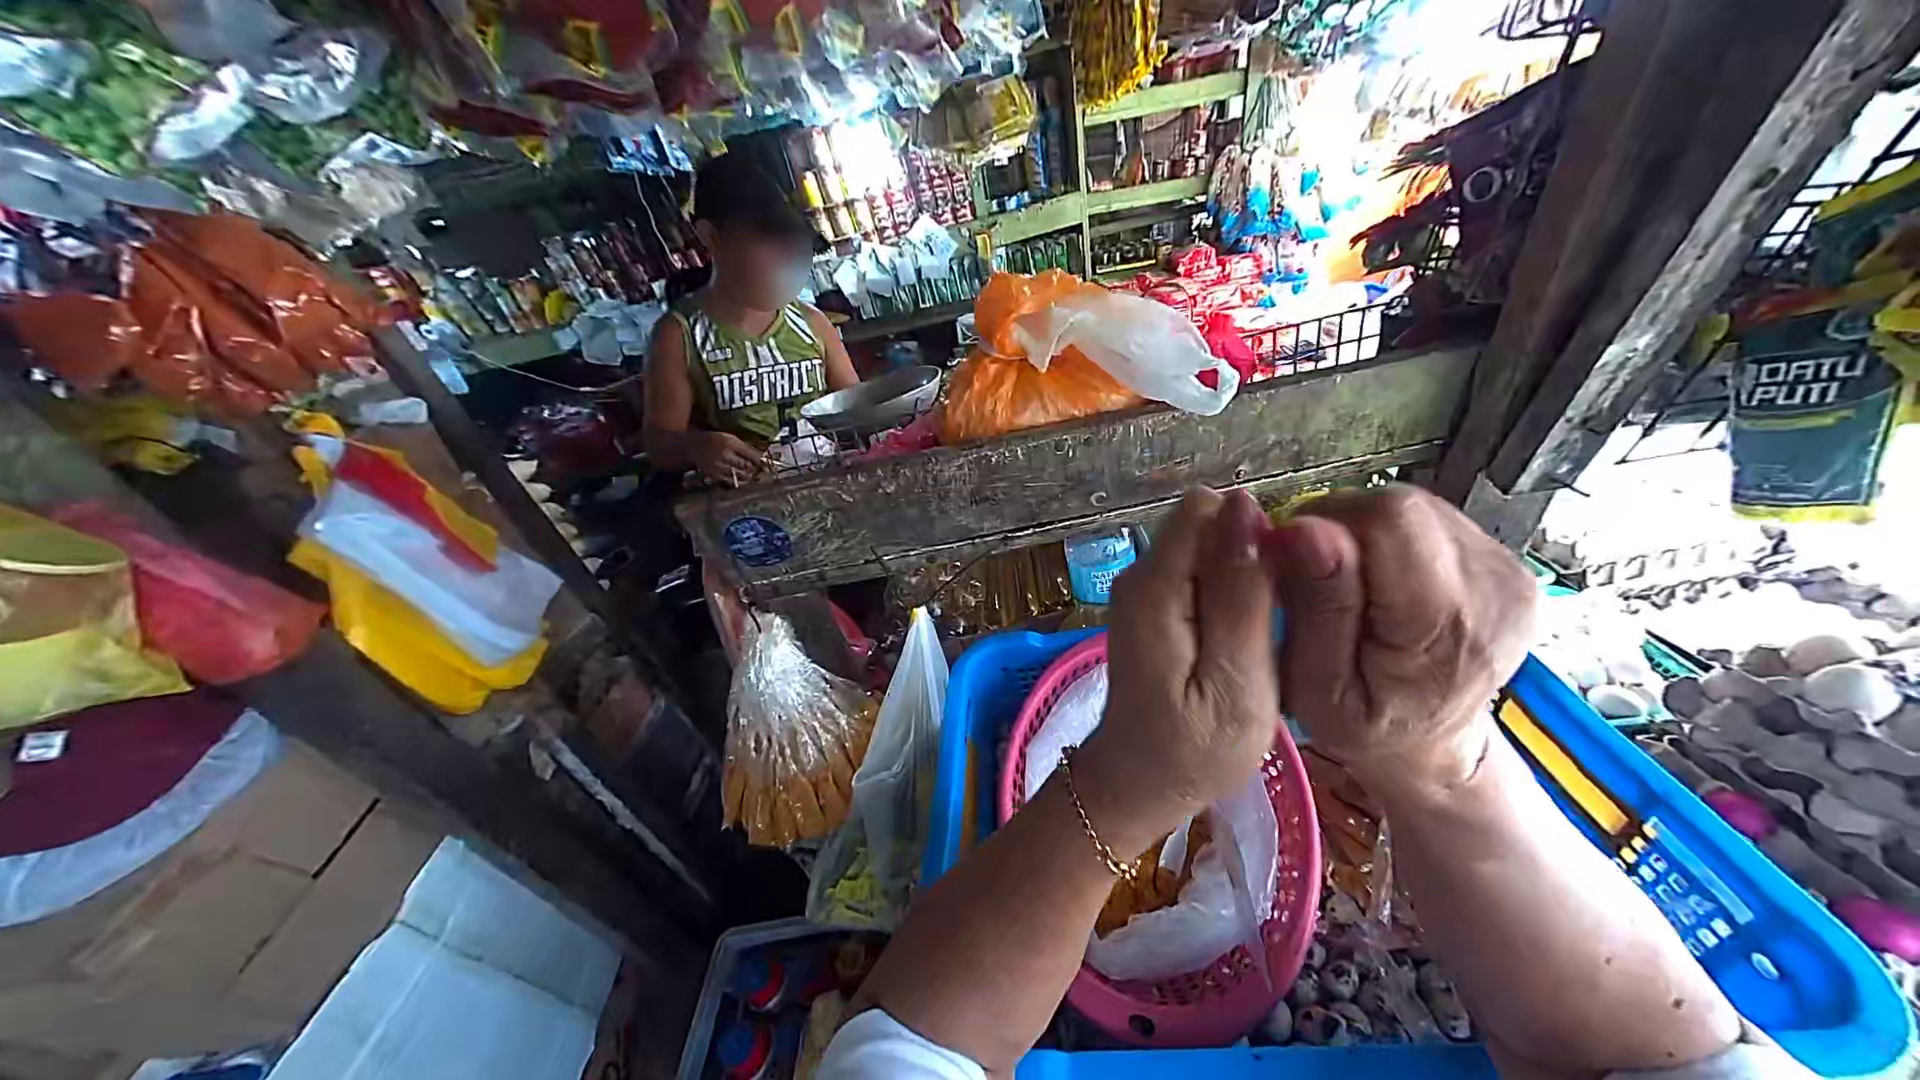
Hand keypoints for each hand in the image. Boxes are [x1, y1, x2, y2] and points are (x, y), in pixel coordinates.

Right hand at [689, 431, 764, 485]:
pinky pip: (732, 481)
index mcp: (730, 443)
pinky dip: (739, 481)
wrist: (693, 446)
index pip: (751, 454)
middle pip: (747, 466)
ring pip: (741, 475)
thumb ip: (745, 447)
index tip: (769, 465)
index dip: (762, 461)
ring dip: (749, 476)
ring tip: (753, 476)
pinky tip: (741, 479)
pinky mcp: (715, 475)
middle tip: (763, 472)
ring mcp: (719, 466)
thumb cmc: (715, 440)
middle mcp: (725, 455)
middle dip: (756, 470)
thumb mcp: (730, 438)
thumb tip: (763, 456)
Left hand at [1074, 489, 1280, 852]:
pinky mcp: (1152, 603)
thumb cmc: (1195, 747)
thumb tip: (1245, 506)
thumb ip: (1241, 593)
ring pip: (1205, 548)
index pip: (1205, 509)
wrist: (1141, 778)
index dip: (1252, 532)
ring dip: (1241, 577)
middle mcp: (1139, 574)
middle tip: (1269, 624)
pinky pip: (1197, 572)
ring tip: (1257, 637)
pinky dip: (1225, 594)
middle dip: (1248, 555)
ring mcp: (1141, 588)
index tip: (1279, 584)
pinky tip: (1239, 639)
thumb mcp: (1236, 679)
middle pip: (1205, 525)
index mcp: (1154, 587)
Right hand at [1261, 484, 1536, 795]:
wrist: (1429, 743)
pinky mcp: (1502, 561)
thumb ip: (1316, 607)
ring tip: (1344, 585)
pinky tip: (1375, 582)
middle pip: (1399, 506)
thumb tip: (1304, 530)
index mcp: (1447, 623)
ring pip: (1409, 506)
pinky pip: (1426, 520)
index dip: (1325, 524)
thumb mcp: (1317, 685)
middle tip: (1312, 580)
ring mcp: (1506, 571)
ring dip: (1361, 534)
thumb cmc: (1362, 724)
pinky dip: (1385, 541)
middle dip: (1339, 530)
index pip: (1389, 517)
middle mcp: (1494, 587)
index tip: (1292, 562)